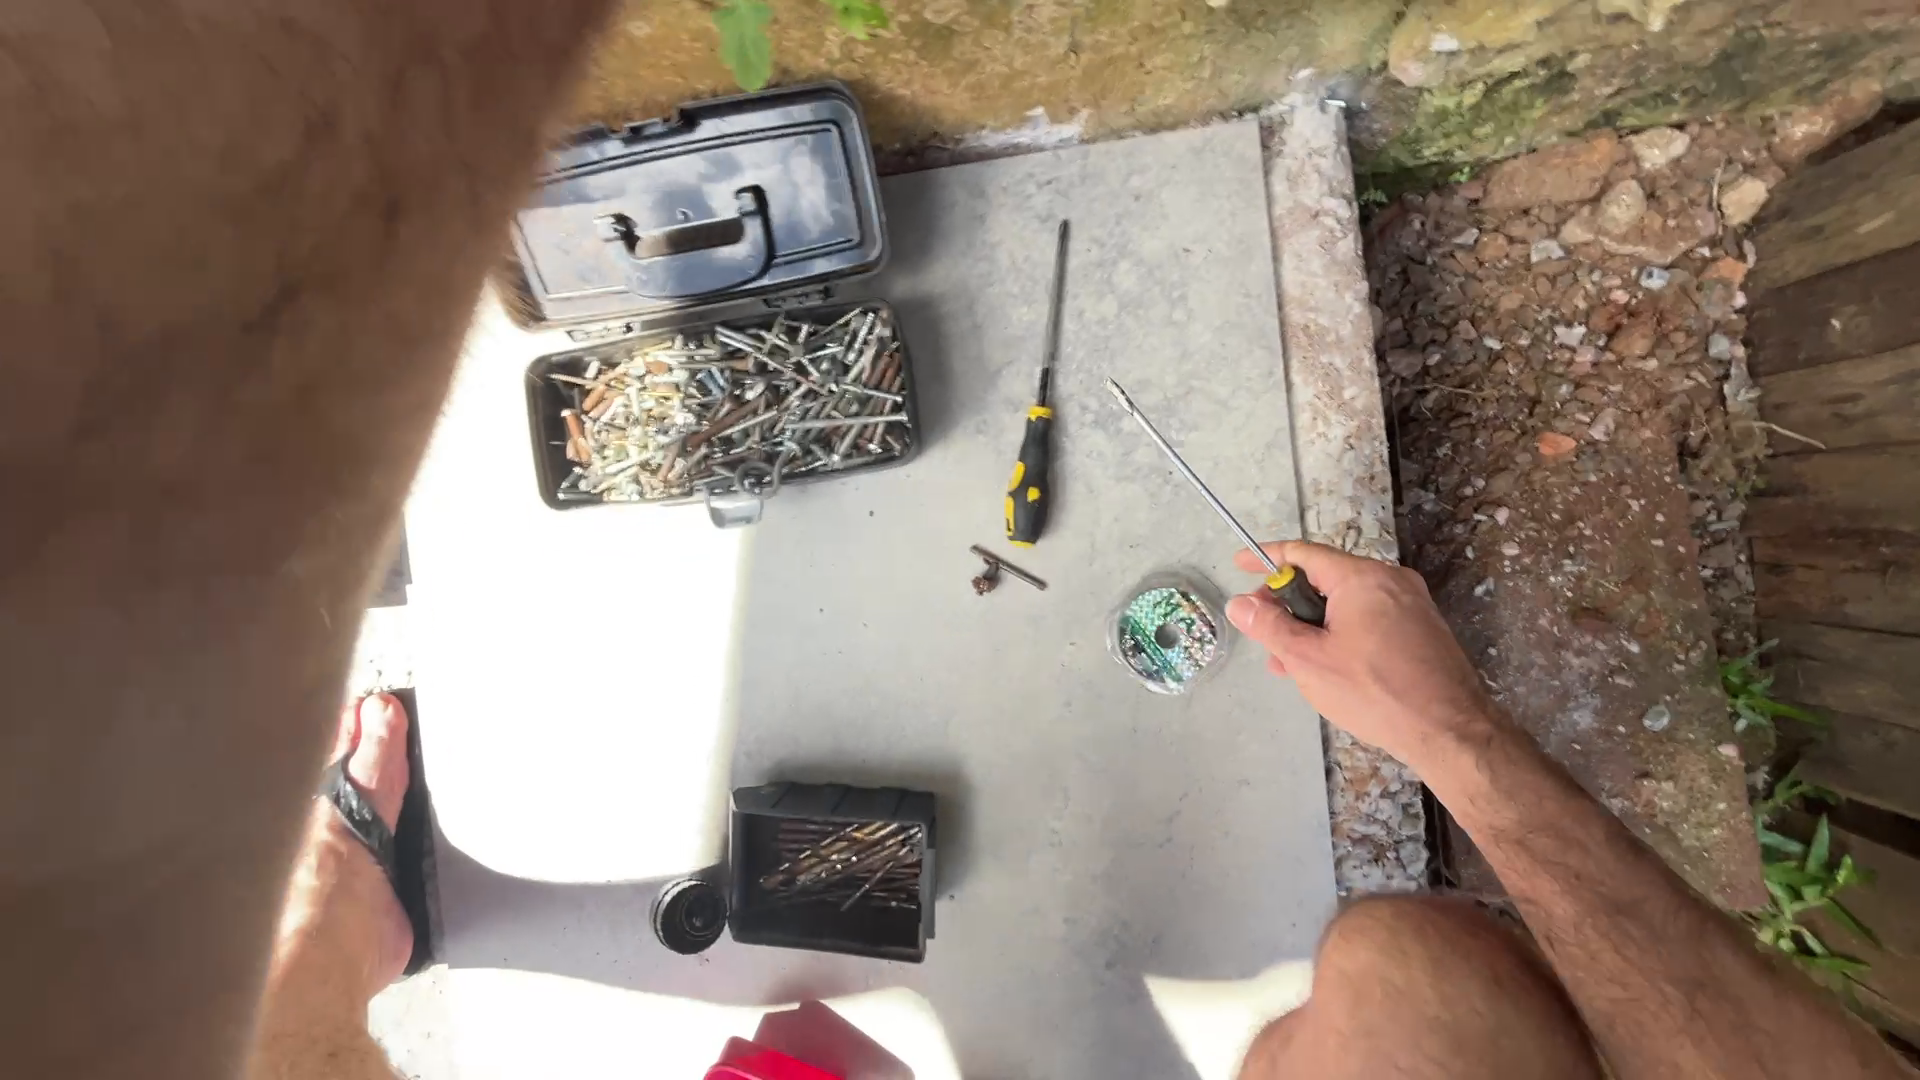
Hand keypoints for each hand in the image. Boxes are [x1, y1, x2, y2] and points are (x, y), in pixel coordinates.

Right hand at [1227, 541, 1503, 769]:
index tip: (1240, 565)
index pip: (1302, 553)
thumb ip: (1268, 626)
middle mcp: (1390, 581)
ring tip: (1286, 659)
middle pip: (1323, 578)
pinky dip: (1338, 633)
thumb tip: (1239, 604)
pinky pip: (1367, 619)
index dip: (1265, 558)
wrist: (1452, 733)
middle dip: (1287, 603)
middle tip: (1263, 629)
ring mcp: (1411, 605)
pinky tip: (1323, 667)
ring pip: (1344, 603)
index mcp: (1361, 578)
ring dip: (1310, 624)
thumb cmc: (1374, 692)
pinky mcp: (1421, 629)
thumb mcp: (1307, 659)